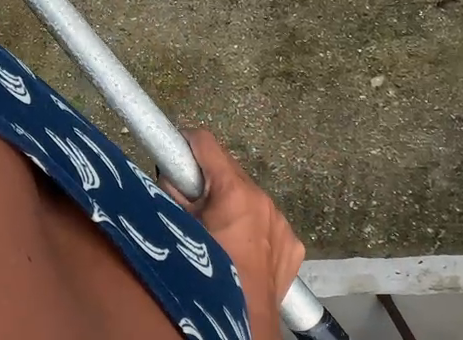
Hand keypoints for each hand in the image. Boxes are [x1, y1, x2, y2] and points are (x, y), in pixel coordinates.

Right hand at [162, 129, 304, 338]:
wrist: (241, 319)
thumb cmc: (203, 269)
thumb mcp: (171, 220)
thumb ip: (170, 188)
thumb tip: (170, 173)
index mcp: (237, 192)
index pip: (205, 141)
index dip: (182, 143)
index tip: (169, 152)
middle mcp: (266, 203)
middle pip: (227, 168)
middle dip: (204, 176)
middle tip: (185, 198)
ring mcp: (283, 227)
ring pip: (246, 195)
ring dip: (226, 200)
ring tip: (210, 226)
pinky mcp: (293, 247)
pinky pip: (264, 221)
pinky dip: (247, 224)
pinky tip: (234, 244)